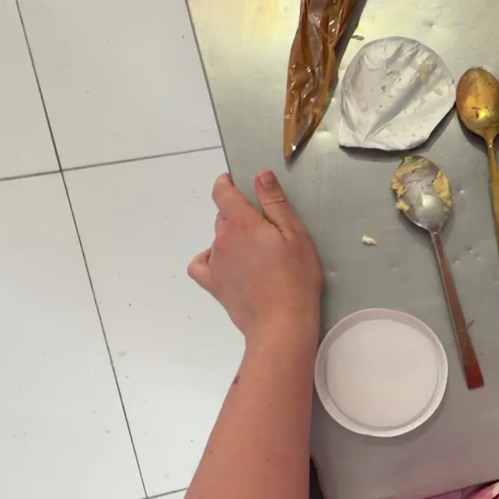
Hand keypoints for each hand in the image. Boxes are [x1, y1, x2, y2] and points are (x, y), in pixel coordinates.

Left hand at [189, 172, 323, 347]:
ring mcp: (214, 261)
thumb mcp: (296, 236)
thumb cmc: (296, 279)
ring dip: (233, 239)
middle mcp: (222, 238)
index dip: (227, 184)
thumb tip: (260, 175)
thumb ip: (276, 204)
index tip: (235, 183)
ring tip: (257, 256)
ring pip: (218, 239)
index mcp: (242, 222)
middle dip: (240, 216)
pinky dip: (212, 259)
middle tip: (266, 232)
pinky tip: (228, 265)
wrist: (281, 322)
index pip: (223, 192)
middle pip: (224, 216)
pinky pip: (202, 263)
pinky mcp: (212, 283)